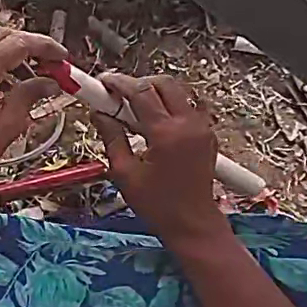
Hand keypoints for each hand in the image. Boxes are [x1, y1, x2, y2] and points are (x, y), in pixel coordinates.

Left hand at [0, 28, 65, 178]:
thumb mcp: (8, 125)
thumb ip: (29, 96)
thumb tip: (49, 83)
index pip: (19, 44)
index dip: (45, 47)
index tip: (62, 57)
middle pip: (5, 36)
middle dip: (33, 45)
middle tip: (53, 62)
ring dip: (18, 54)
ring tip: (38, 76)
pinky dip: (3, 63)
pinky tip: (16, 83)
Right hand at [89, 74, 230, 244]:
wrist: (193, 224)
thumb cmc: (157, 205)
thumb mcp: (124, 173)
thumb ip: (112, 138)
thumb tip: (99, 114)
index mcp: (166, 134)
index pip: (140, 92)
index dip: (118, 83)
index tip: (102, 82)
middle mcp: (189, 124)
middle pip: (163, 83)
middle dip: (138, 83)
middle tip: (117, 96)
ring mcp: (202, 128)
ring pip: (178, 92)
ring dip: (155, 93)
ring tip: (133, 110)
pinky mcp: (208, 135)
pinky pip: (187, 108)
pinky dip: (169, 106)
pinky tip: (153, 124)